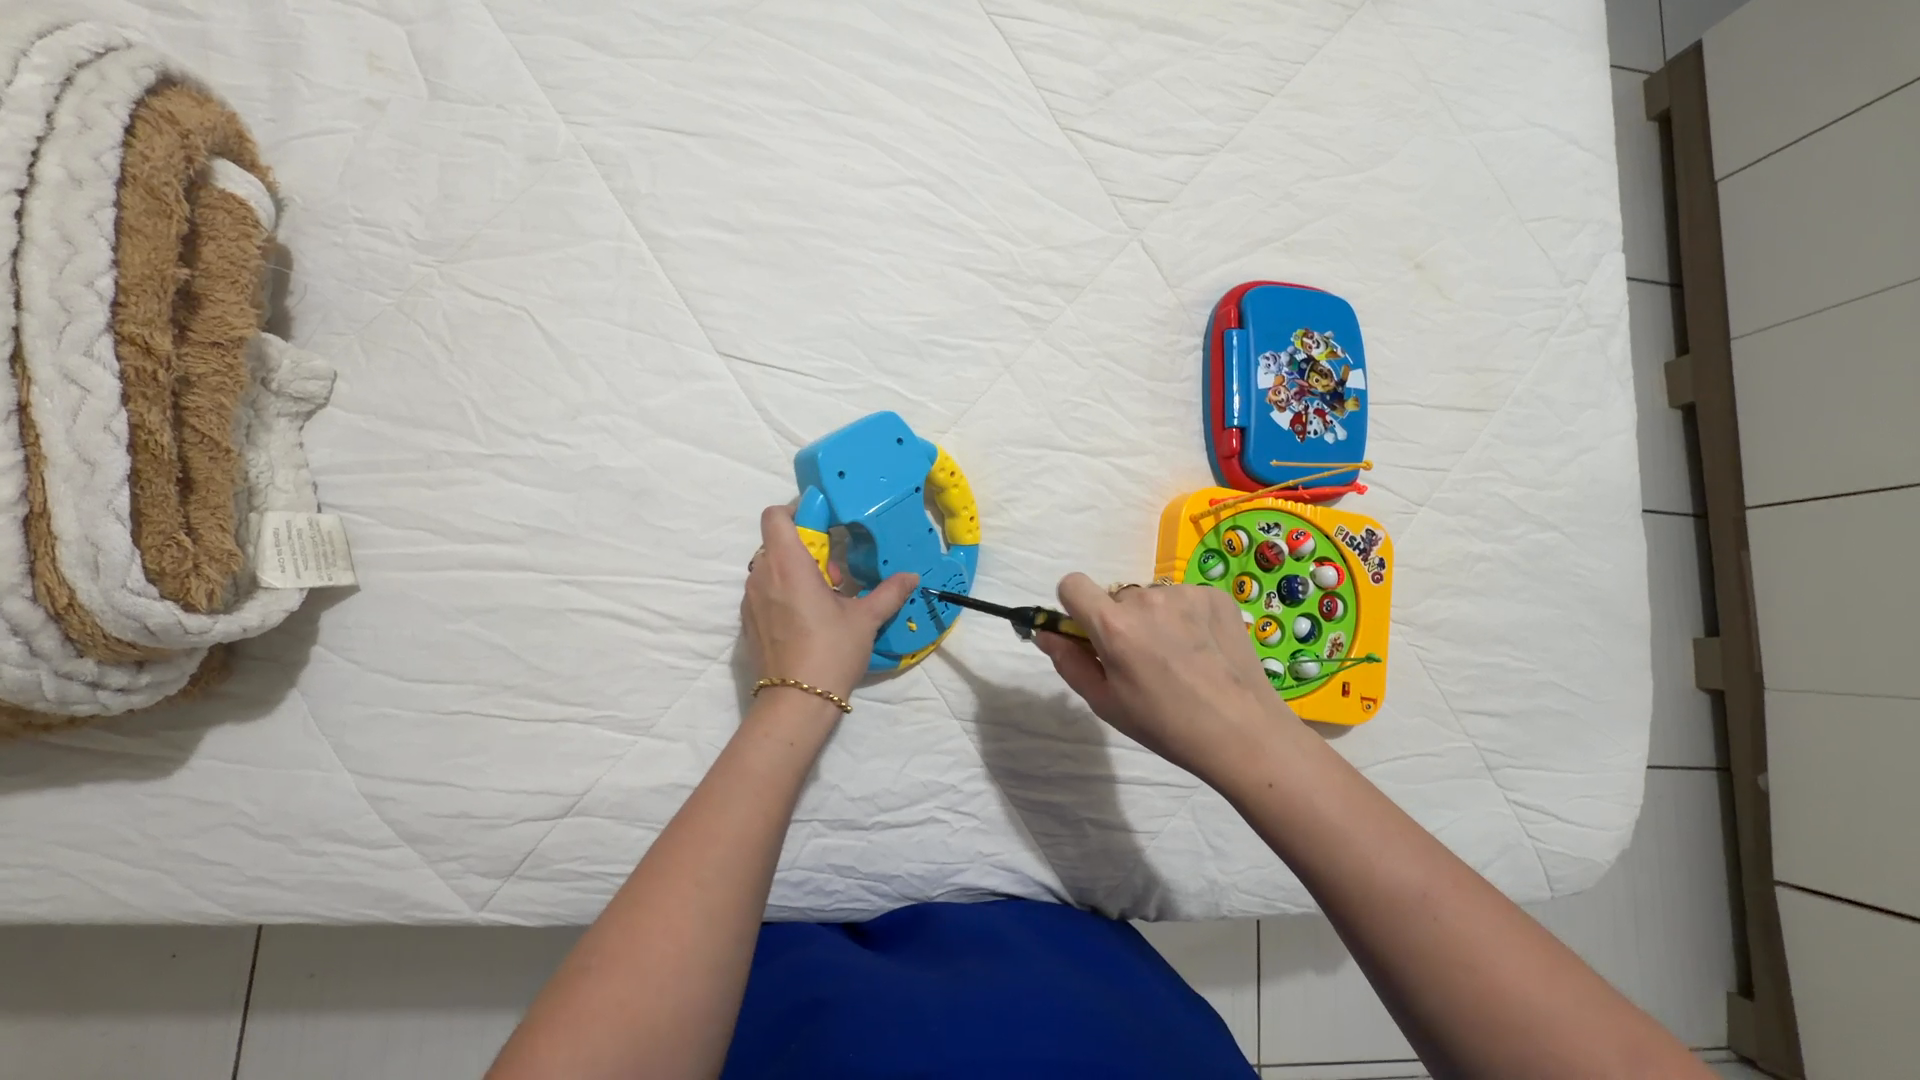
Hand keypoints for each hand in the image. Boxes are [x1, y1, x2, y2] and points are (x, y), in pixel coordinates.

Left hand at [742, 506, 918, 703]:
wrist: (796, 702)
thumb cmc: (831, 651)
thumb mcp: (865, 620)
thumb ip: (888, 593)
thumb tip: (911, 577)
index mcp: (788, 565)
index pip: (775, 516)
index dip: (796, 512)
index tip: (823, 524)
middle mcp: (762, 576)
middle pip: (776, 543)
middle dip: (805, 549)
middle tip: (835, 574)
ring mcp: (750, 600)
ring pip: (770, 569)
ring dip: (794, 573)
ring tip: (824, 598)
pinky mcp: (748, 622)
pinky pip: (764, 593)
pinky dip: (783, 594)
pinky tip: (807, 619)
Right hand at [1035, 574, 1303, 778]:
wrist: (1243, 732)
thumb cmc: (1165, 725)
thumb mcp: (1105, 702)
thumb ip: (1069, 662)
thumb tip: (1045, 633)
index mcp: (1113, 625)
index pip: (1072, 585)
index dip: (1074, 606)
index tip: (1088, 631)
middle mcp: (1146, 598)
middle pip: (1117, 597)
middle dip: (1120, 621)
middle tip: (1143, 661)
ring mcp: (1185, 593)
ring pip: (1152, 598)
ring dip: (1154, 619)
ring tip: (1179, 659)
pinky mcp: (1215, 595)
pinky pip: (1185, 598)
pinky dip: (1186, 618)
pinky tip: (1203, 651)